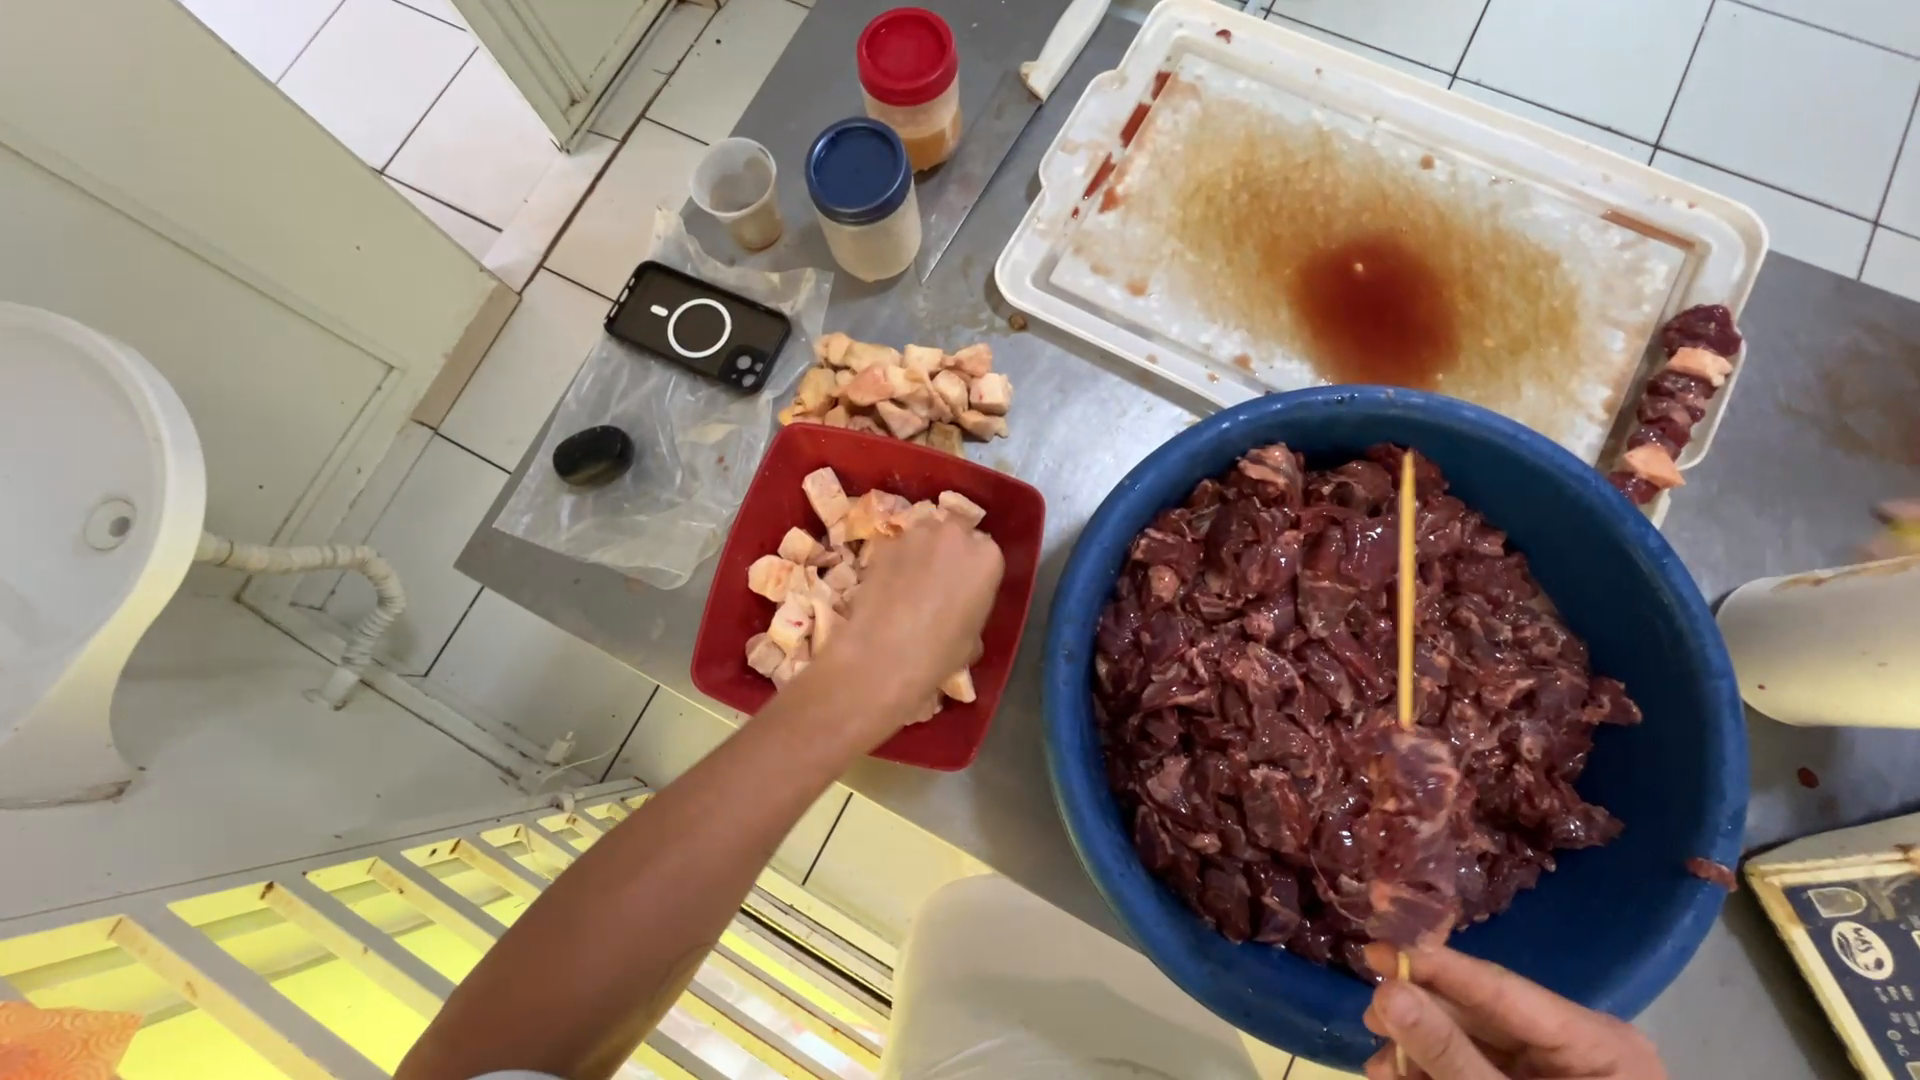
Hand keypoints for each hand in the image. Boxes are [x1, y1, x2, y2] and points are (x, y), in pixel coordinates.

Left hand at [806, 518, 1003, 744]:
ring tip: (908, 585)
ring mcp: (916, 535)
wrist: (885, 654)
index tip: (965, 588)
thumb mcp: (973, 638)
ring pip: (923, 537)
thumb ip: (971, 610)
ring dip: (919, 554)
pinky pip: (895, 549)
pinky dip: (893, 563)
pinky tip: (886, 589)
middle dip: (948, 553)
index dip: (973, 570)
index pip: (986, 551)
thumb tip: (958, 614)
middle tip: (937, 582)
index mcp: (987, 558)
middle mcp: (954, 535)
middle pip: (955, 534)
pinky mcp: (883, 544)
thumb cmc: (941, 653)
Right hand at [1361, 945, 1666, 1079]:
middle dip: (1420, 1020)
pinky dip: (1437, 1074)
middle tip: (1369, 1021)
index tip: (1372, 951)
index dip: (1432, 965)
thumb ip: (1448, 1053)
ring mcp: (1559, 1074)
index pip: (1498, 985)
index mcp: (1596, 1042)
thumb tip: (1384, 989)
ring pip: (1471, 1042)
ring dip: (1420, 1053)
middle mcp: (1578, 1047)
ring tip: (1379, 1071)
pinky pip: (1477, 1069)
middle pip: (1480, 1013)